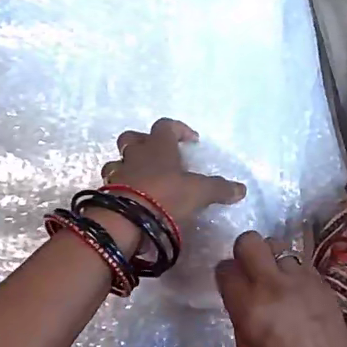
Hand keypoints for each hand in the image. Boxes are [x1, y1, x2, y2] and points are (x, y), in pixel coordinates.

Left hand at [100, 118, 245, 221]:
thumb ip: (219, 189)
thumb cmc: (165, 196)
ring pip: (117, 161)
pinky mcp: (106, 194)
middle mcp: (134, 155)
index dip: (179, 129)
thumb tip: (241, 189)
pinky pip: (111, 185)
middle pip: (132, 138)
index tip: (191, 140)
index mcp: (158, 147)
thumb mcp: (199, 193)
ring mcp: (117, 174)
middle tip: (158, 156)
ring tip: (141, 181)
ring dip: (128, 167)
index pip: (166, 126)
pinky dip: (120, 189)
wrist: (127, 220)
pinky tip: (132, 200)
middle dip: (144, 143)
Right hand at [216, 231, 346, 346]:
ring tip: (278, 278)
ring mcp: (300, 280)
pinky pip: (301, 263)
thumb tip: (239, 292)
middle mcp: (272, 285)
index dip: (226, 275)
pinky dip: (295, 272)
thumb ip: (239, 311)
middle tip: (251, 268)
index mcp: (248, 305)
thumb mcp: (244, 345)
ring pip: (279, 247)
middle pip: (251, 241)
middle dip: (246, 251)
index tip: (231, 283)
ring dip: (274, 260)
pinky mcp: (321, 282)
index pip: (225, 269)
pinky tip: (297, 289)